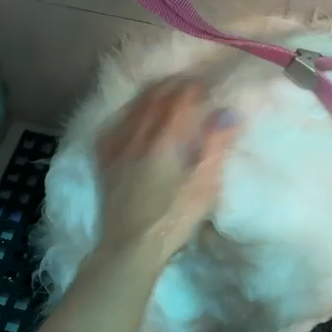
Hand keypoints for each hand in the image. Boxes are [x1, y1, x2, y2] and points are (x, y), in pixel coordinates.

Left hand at [93, 76, 237, 262]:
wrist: (130, 248)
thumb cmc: (173, 219)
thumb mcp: (204, 186)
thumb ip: (215, 146)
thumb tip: (228, 112)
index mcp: (165, 140)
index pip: (180, 100)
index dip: (194, 88)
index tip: (206, 84)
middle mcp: (138, 136)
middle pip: (154, 98)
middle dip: (172, 86)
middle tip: (187, 83)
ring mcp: (117, 148)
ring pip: (132, 109)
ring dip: (150, 95)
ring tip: (162, 91)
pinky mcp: (104, 163)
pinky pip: (112, 128)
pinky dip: (125, 115)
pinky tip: (129, 118)